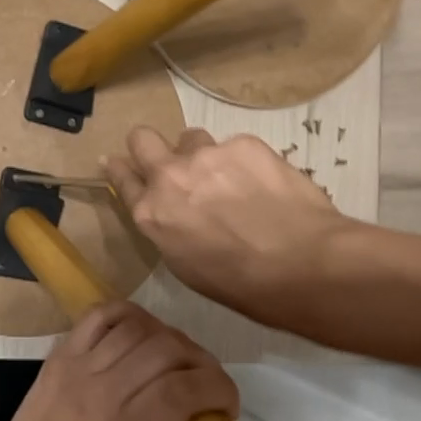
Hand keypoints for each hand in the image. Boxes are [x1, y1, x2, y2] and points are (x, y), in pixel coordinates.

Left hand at [0, 301, 237, 420]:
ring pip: (136, 328)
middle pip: (165, 350)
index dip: (217, 388)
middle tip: (208, 382)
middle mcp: (102, 392)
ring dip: (169, 337)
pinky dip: (128, 314)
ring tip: (179, 359)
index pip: (183, 391)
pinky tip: (143, 332)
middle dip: (200, 361)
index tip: (229, 404)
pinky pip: (98, 315)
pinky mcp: (60, 354)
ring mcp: (78, 366)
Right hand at [105, 127, 343, 303]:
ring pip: (191, 137)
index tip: (118, 162)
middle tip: (169, 161)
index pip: (122, 178)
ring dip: (201, 154)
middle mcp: (169, 176)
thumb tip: (168, 212)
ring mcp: (206, 154)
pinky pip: (233, 146)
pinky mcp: (243, 144)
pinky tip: (264, 184)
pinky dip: (242, 161)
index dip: (119, 169)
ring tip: (228, 178)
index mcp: (151, 213)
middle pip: (142, 138)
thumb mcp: (184, 264)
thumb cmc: (240, 282)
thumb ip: (167, 228)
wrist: (302, 264)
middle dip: (149, 146)